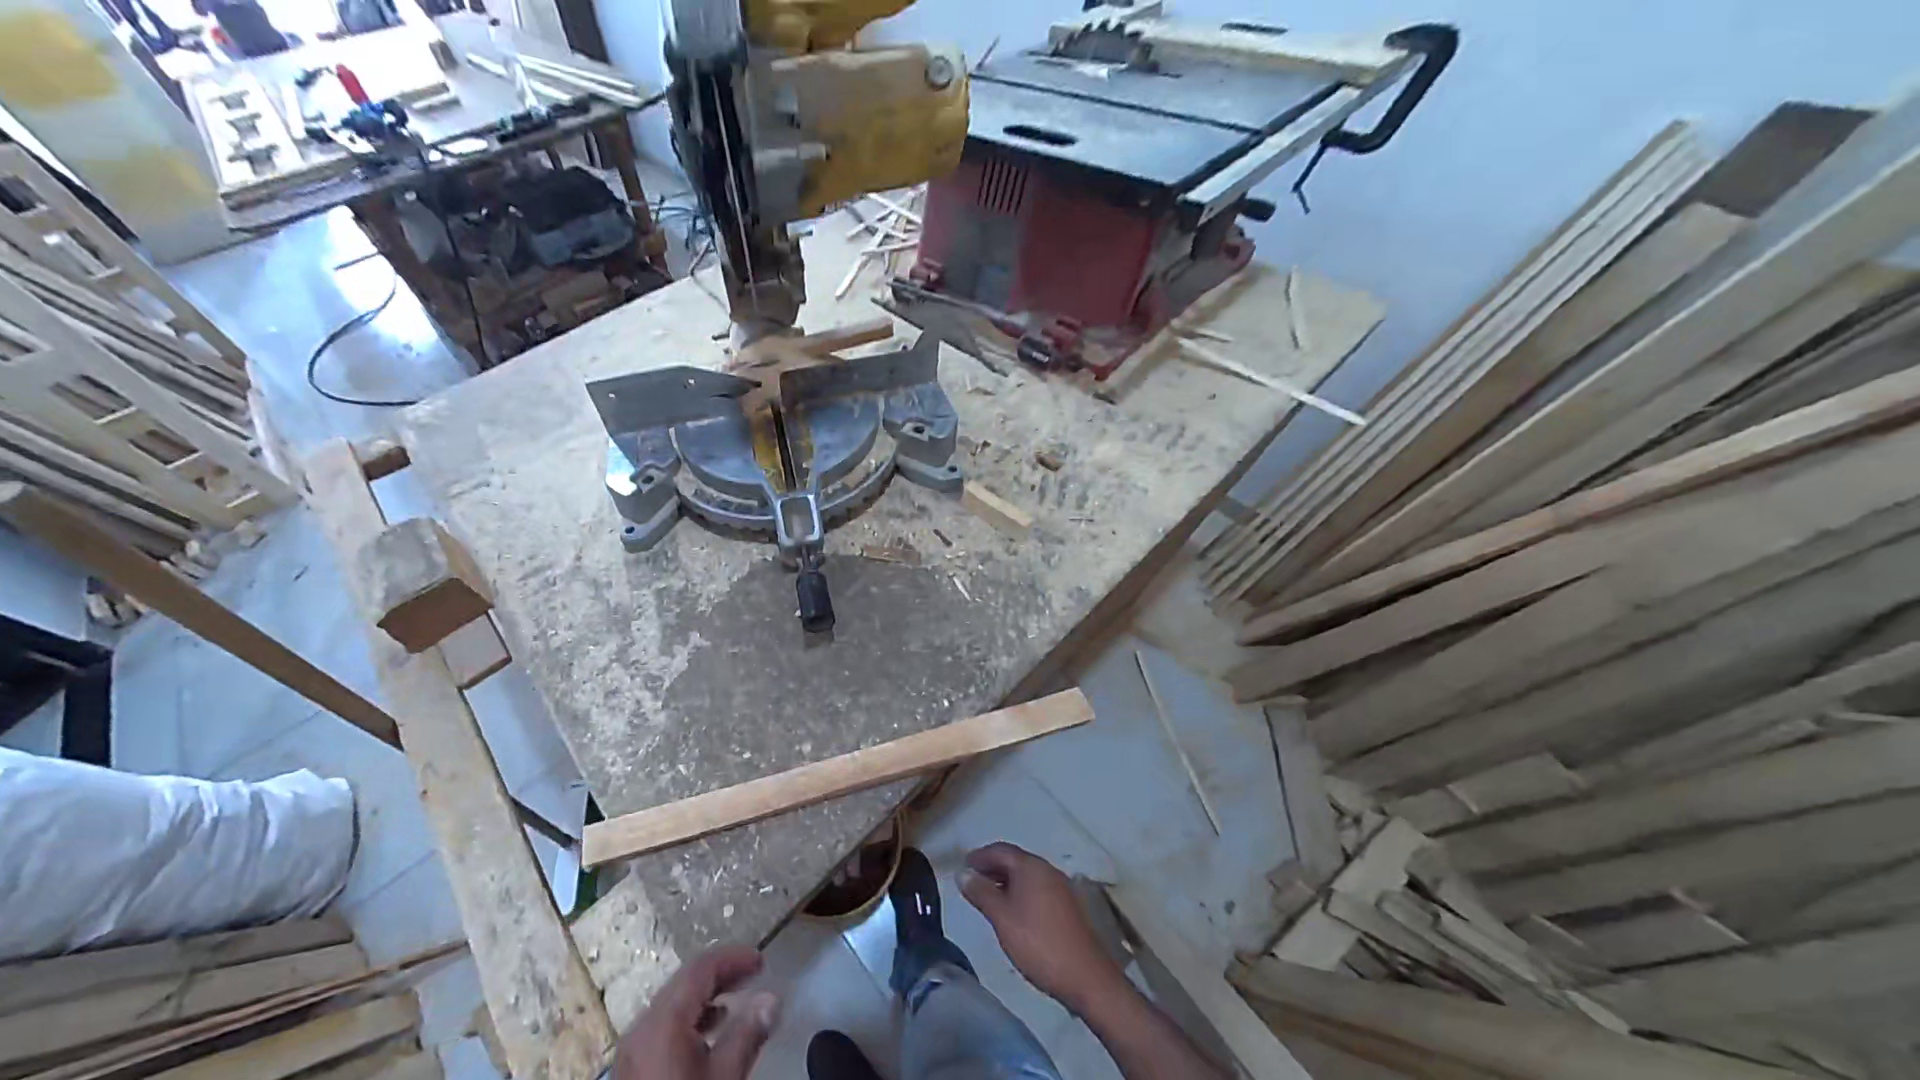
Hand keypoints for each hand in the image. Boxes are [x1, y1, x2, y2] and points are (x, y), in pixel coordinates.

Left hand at [614, 946, 778, 1079]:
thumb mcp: (725, 1079)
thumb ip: (748, 1034)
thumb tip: (771, 999)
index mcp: (662, 1022)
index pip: (700, 969)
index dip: (734, 958)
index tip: (763, 962)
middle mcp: (642, 1028)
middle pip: (684, 983)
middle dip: (722, 974)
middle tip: (755, 974)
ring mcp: (632, 1052)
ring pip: (673, 1005)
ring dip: (707, 995)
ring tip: (737, 1000)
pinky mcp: (632, 1072)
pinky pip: (664, 1027)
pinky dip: (691, 1018)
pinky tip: (710, 1034)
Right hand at [959, 842, 1126, 1013]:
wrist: (1085, 976)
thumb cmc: (1037, 942)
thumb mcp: (1002, 918)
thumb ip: (981, 893)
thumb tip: (962, 873)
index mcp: (1031, 866)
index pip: (1000, 850)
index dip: (979, 856)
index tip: (962, 866)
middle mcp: (1047, 869)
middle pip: (1014, 860)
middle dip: (991, 867)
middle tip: (971, 881)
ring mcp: (1060, 887)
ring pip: (1026, 875)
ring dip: (1005, 881)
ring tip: (987, 897)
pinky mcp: (1067, 906)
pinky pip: (1036, 888)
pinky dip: (1019, 892)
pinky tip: (1011, 912)